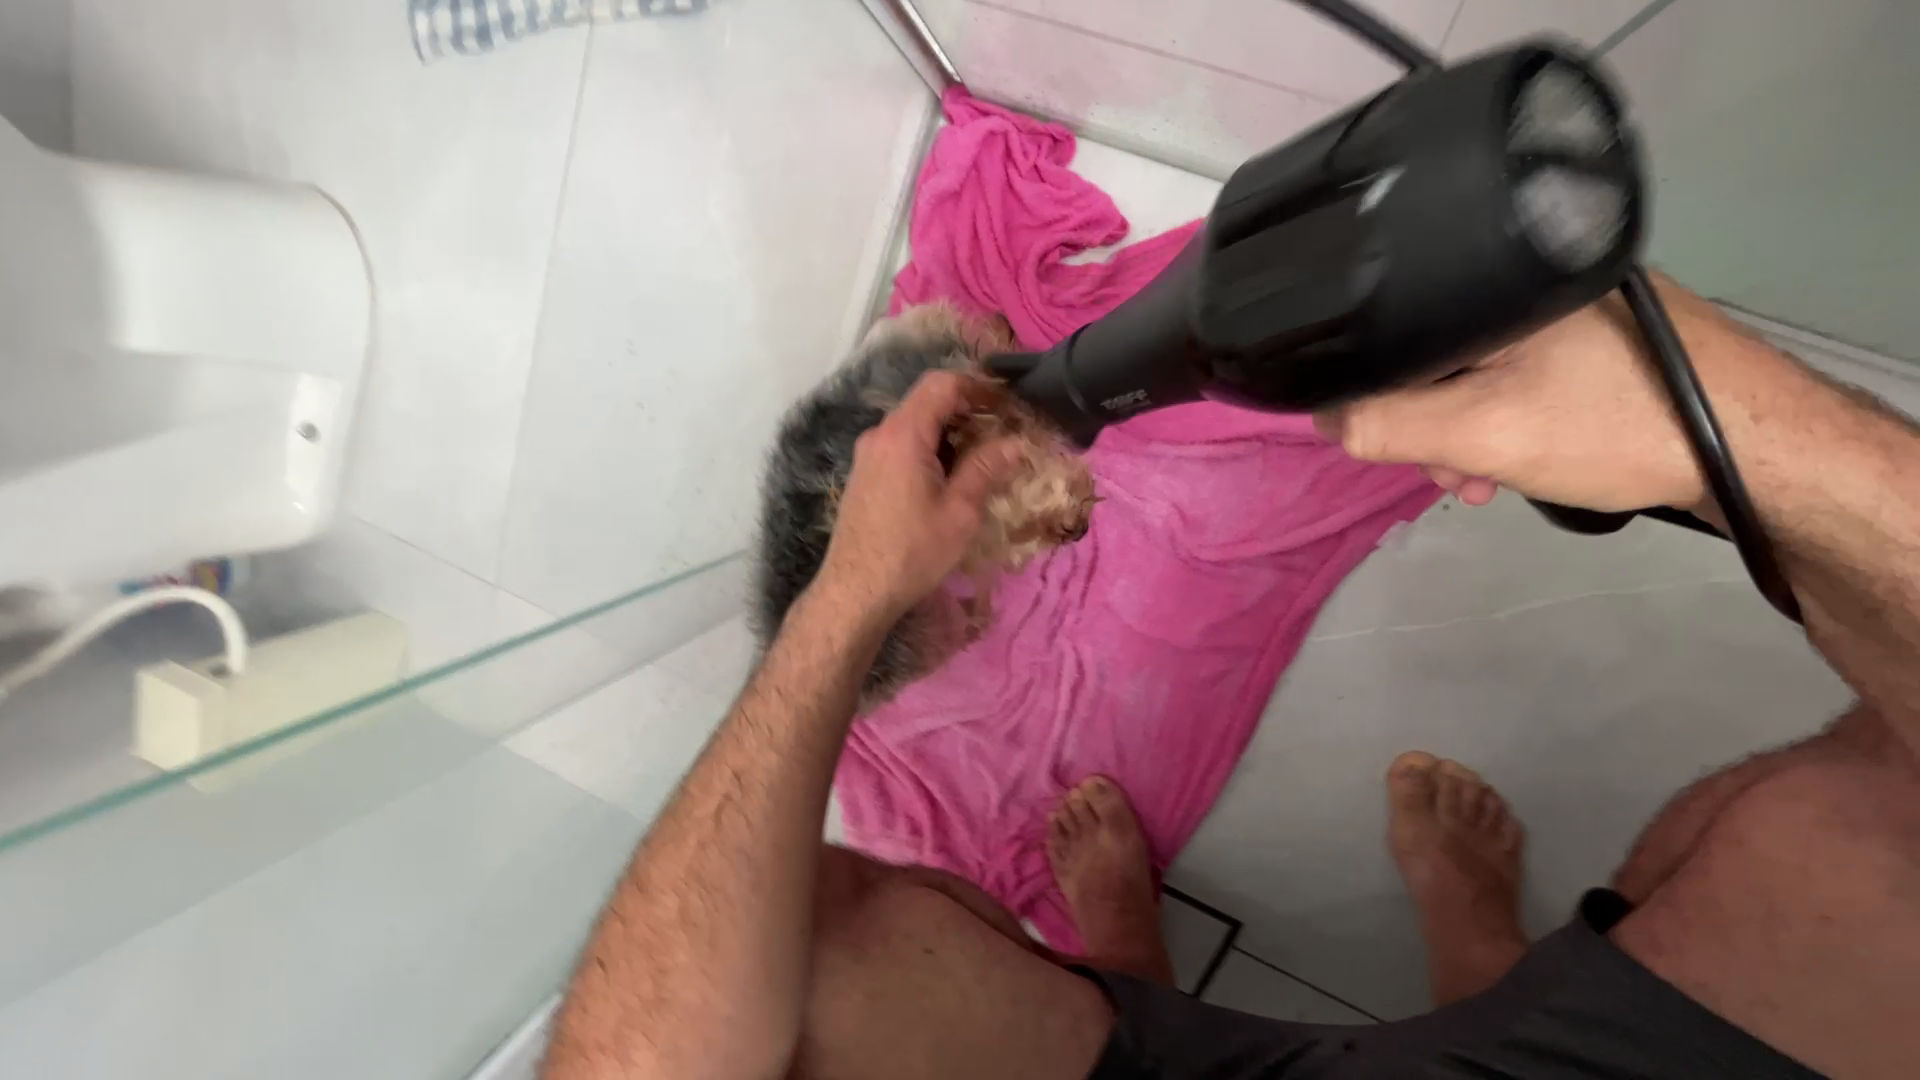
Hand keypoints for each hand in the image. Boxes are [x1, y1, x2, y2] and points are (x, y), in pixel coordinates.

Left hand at [812, 371, 1022, 621]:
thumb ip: (986, 469)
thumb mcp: (960, 512)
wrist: (854, 591)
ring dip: (949, 433)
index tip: (1006, 404)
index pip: (941, 384)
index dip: (977, 386)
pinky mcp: (864, 476)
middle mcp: (879, 435)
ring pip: (914, 426)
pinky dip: (928, 450)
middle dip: (967, 411)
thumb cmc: (912, 552)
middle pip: (926, 402)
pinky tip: (949, 479)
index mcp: (903, 434)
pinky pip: (900, 447)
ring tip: (981, 459)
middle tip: (1001, 433)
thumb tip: (1016, 443)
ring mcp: (867, 455)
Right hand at [1316, 279, 1745, 513]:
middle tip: (1448, 472)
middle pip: (1432, 356)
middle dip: (1425, 422)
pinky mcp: (1594, 337)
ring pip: (1472, 372)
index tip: (1394, 446)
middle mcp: (1532, 281)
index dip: (1375, 395)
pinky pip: (1514, 376)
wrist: (1758, 453)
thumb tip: (1321, 417)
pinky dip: (1500, 419)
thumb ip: (1381, 424)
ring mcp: (1569, 309)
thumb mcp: (1474, 433)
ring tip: (1480, 478)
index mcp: (1497, 278)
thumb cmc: (1611, 428)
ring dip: (1460, 430)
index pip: (1393, 334)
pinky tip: (1511, 459)